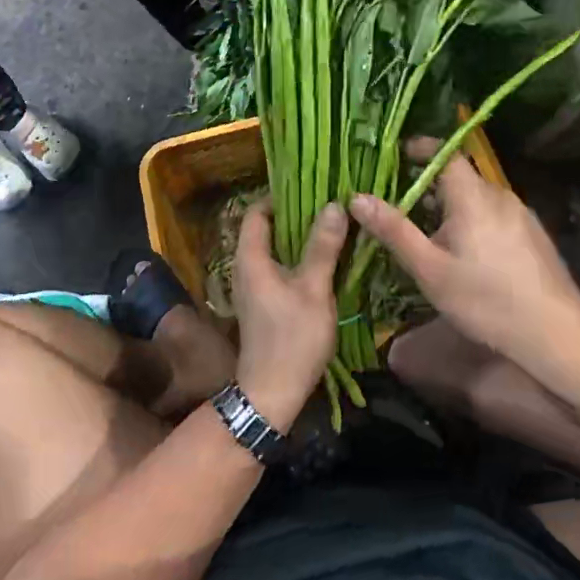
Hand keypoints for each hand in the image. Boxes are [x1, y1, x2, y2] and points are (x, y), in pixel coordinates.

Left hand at [231, 201, 346, 429]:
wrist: (272, 390)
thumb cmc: (292, 337)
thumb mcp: (314, 289)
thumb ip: (322, 247)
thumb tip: (334, 205)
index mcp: (250, 257)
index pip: (256, 212)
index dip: (279, 197)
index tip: (310, 190)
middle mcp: (244, 266)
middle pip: (265, 229)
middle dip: (294, 216)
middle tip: (328, 205)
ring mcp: (252, 285)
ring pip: (273, 250)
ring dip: (297, 238)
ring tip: (331, 228)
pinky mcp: (262, 301)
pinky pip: (277, 267)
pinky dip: (296, 258)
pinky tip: (323, 261)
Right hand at [350, 140, 579, 366]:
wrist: (558, 336)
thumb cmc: (486, 300)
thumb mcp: (429, 269)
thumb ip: (393, 230)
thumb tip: (356, 197)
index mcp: (473, 198)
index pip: (446, 153)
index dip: (420, 149)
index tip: (395, 155)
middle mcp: (500, 197)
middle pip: (459, 176)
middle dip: (426, 183)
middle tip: (396, 202)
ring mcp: (521, 216)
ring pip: (476, 197)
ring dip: (447, 205)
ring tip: (423, 231)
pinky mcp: (532, 237)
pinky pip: (492, 214)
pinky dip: (469, 220)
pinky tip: (460, 253)